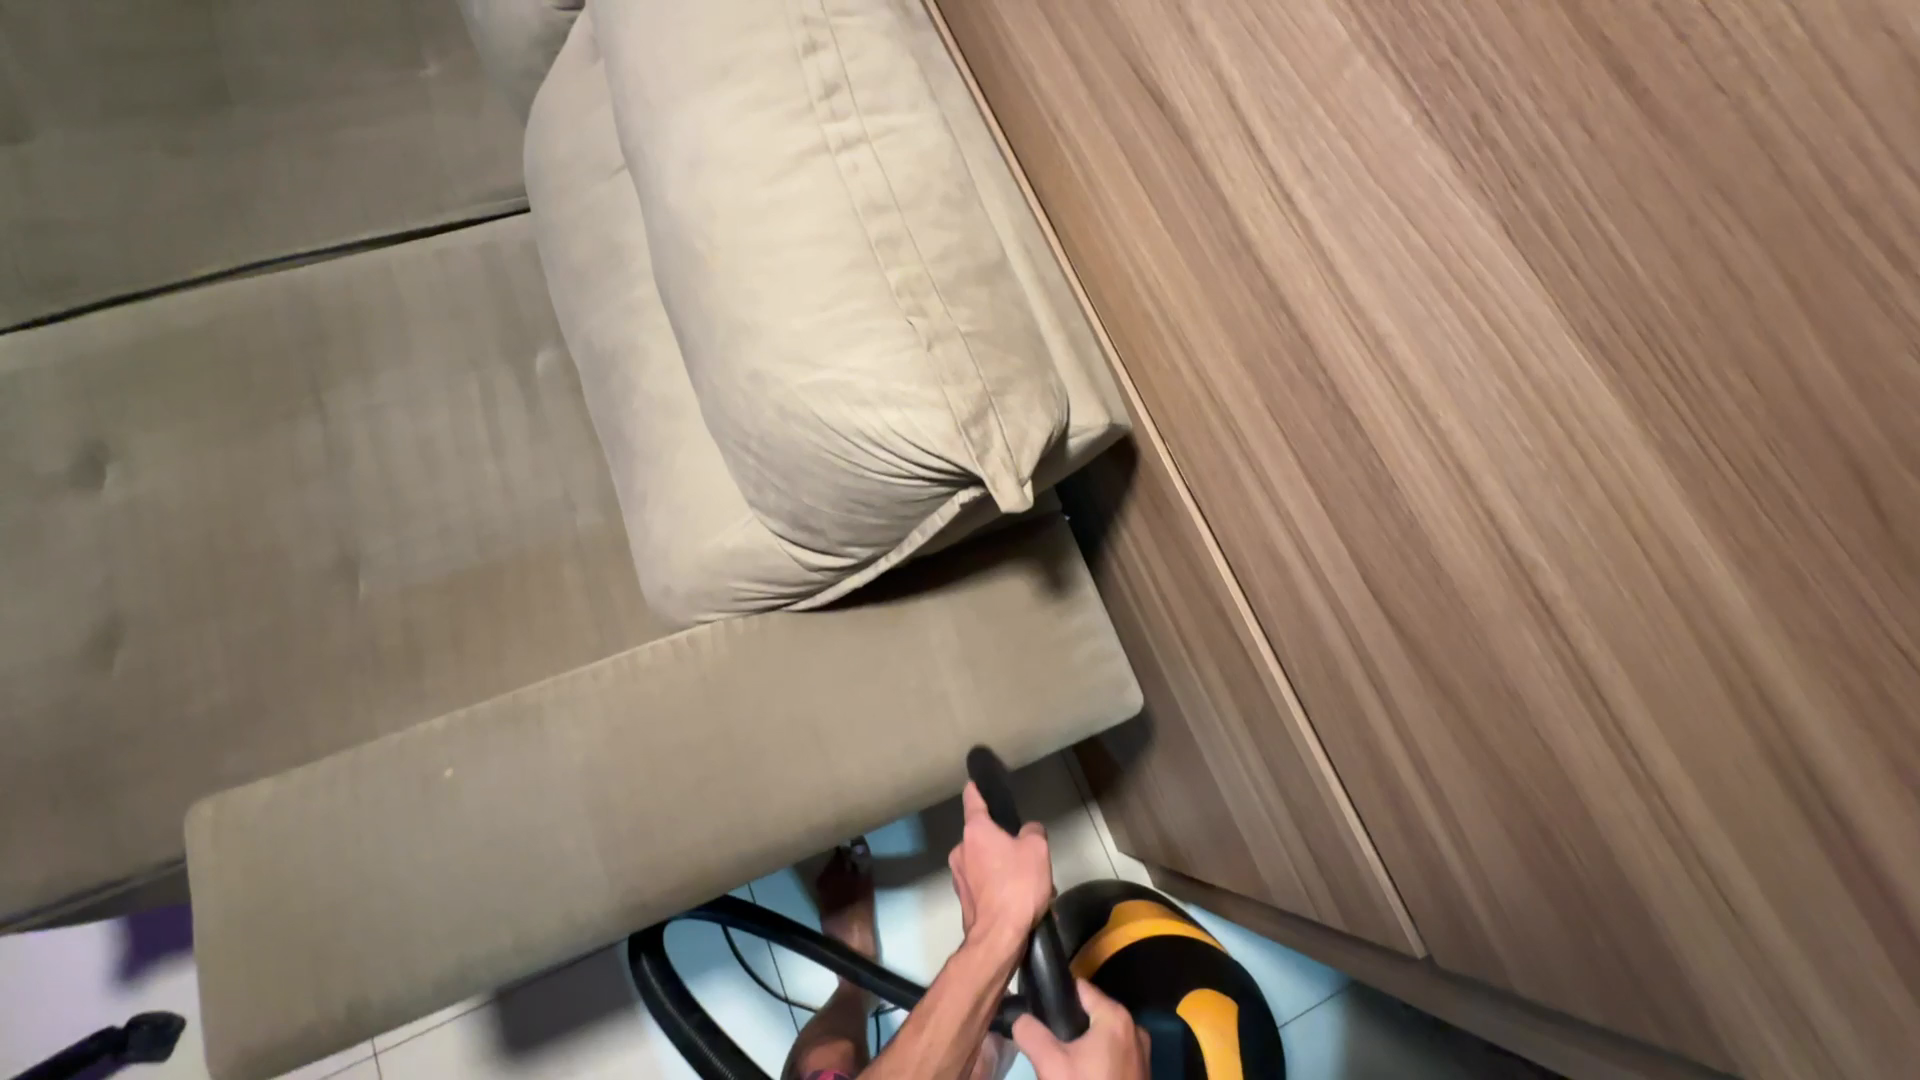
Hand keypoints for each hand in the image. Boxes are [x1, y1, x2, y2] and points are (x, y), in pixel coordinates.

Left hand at [948, 782, 1052, 953]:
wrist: (999, 937)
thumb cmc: (1018, 885)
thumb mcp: (1038, 850)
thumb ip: (1033, 832)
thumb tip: (1027, 833)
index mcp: (975, 831)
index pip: (973, 800)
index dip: (976, 790)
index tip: (976, 784)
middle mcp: (961, 849)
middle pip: (982, 836)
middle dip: (1001, 842)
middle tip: (1025, 855)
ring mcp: (959, 876)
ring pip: (984, 862)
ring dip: (1002, 868)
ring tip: (1028, 886)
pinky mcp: (964, 900)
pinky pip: (983, 885)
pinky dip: (998, 888)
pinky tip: (1018, 902)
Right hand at [1012, 980, 1151, 1079]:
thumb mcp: (1050, 1064)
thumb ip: (1030, 1032)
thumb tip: (1020, 1018)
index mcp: (1116, 1016)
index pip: (1079, 988)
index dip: (1056, 996)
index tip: (1038, 1009)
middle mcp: (1134, 1028)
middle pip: (1090, 1013)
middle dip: (1069, 1026)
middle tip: (1049, 1044)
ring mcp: (1141, 1053)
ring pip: (1101, 1037)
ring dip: (1082, 1047)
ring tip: (1063, 1063)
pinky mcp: (1141, 1074)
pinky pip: (1112, 1056)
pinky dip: (1097, 1061)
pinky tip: (1082, 1077)